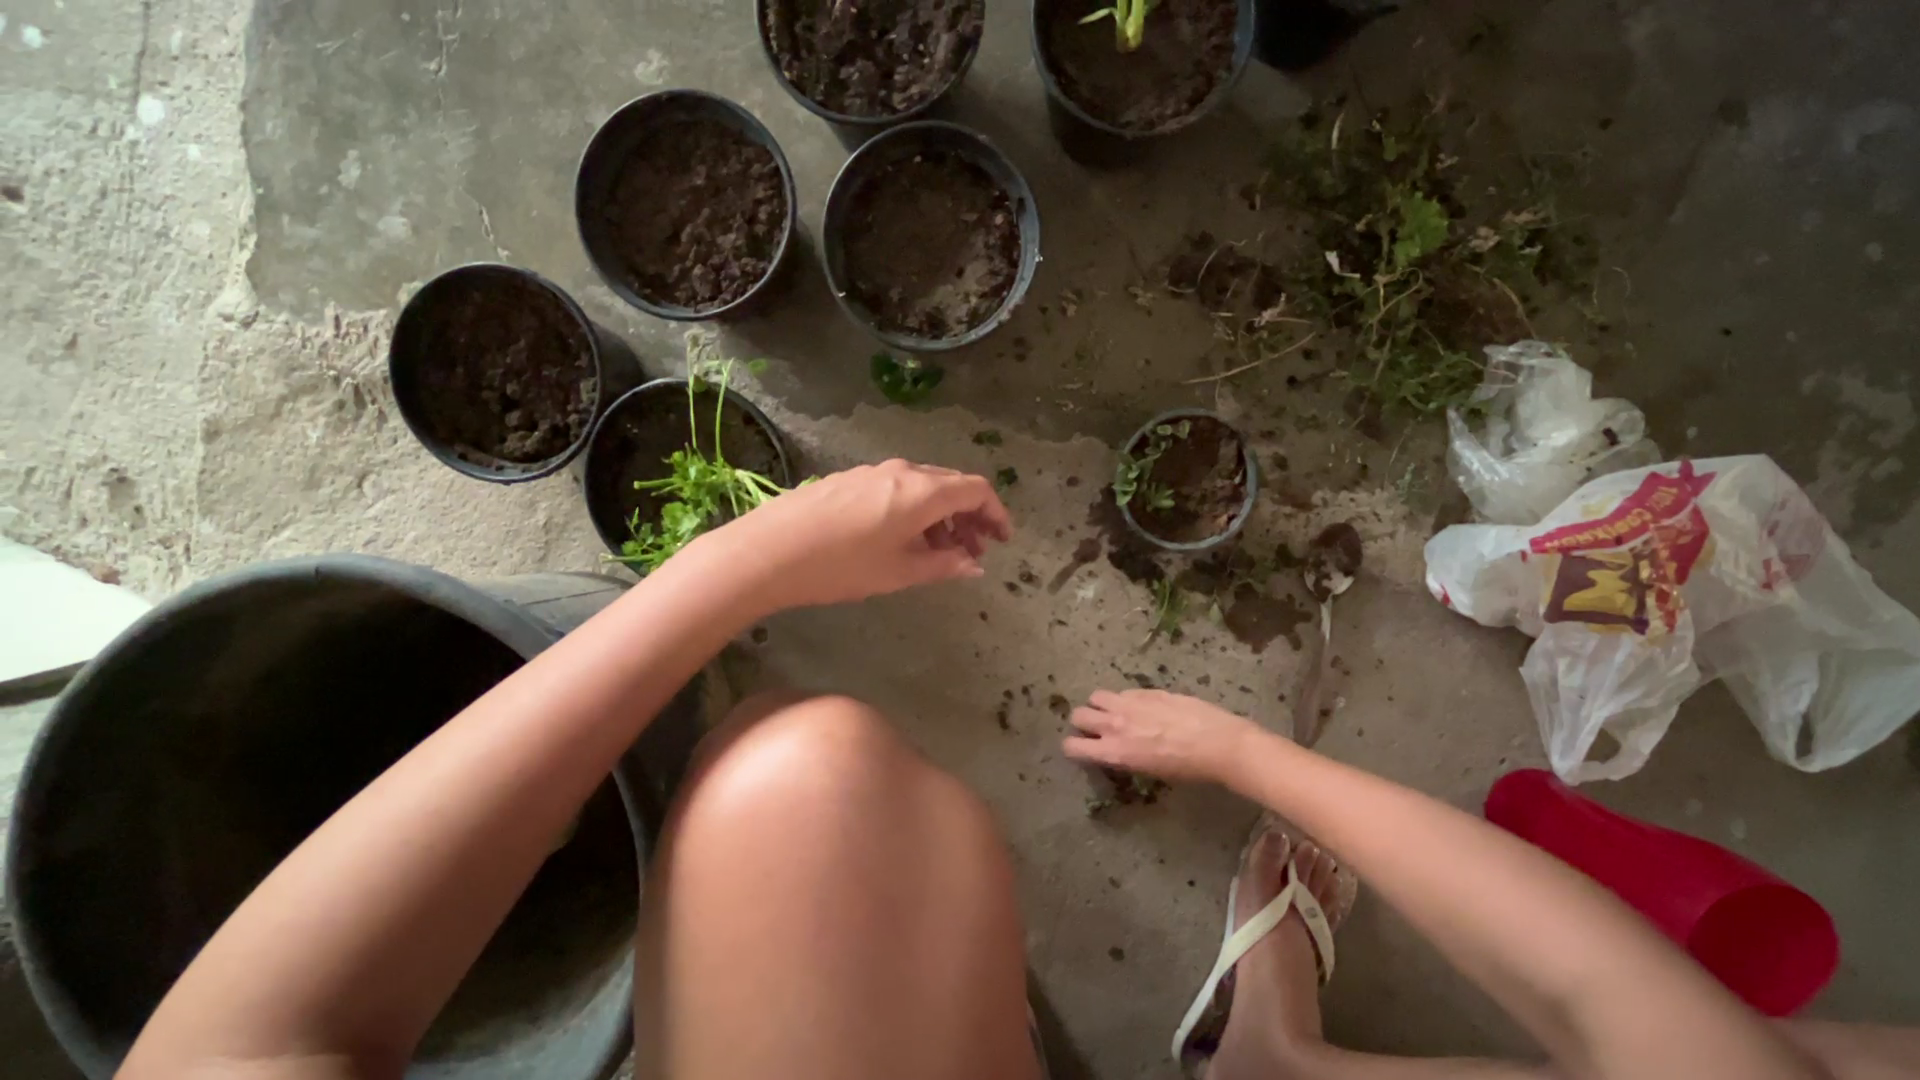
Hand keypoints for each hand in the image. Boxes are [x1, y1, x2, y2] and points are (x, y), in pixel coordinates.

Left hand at [696, 459, 1012, 612]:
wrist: (769, 551)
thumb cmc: (842, 566)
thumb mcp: (900, 572)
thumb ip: (944, 565)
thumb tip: (974, 564)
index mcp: (922, 491)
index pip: (975, 490)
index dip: (995, 513)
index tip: (1002, 540)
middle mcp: (902, 471)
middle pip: (951, 484)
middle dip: (969, 516)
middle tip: (975, 550)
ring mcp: (872, 472)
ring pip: (922, 487)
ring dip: (941, 516)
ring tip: (941, 552)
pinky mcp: (848, 479)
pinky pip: (896, 488)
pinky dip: (914, 510)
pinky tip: (902, 539)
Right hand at [1063, 690, 1268, 784]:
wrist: (1218, 744)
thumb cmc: (1187, 768)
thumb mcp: (1149, 770)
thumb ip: (1124, 755)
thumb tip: (1115, 749)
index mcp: (1114, 751)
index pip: (1072, 746)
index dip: (1073, 747)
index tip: (1080, 748)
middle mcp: (1115, 725)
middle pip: (1078, 715)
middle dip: (1083, 722)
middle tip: (1097, 728)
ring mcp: (1129, 703)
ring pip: (1096, 696)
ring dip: (1100, 705)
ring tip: (1115, 712)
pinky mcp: (1147, 690)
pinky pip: (1123, 692)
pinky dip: (1125, 699)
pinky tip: (1143, 707)